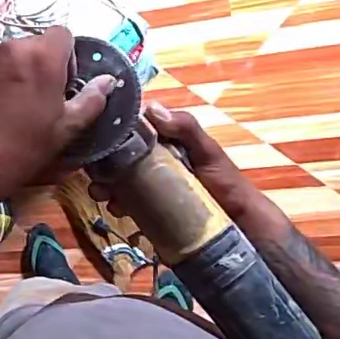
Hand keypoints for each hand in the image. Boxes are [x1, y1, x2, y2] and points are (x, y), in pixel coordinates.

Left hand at [0, 27, 115, 200]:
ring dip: (16, 71)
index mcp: (42, 56)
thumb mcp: (66, 128)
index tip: (64, 82)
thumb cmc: (23, 147)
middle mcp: (11, 48)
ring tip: (13, 104)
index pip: (63, 34)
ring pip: (8, 55)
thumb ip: (91, 100)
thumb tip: (107, 81)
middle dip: (41, 64)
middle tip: (40, 97)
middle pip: (34, 44)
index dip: (67, 56)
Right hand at [99, 103, 291, 243]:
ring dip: (106, 187)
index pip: (131, 131)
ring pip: (119, 180)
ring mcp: (152, 185)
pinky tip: (117, 211)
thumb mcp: (209, 153)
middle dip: (103, 168)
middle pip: (119, 158)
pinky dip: (118, 205)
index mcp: (165, 142)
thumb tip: (151, 108)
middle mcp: (155, 160)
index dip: (111, 136)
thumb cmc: (227, 186)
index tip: (96, 143)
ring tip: (104, 198)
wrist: (243, 230)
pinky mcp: (152, 208)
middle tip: (97, 181)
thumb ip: (187, 129)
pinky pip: (128, 202)